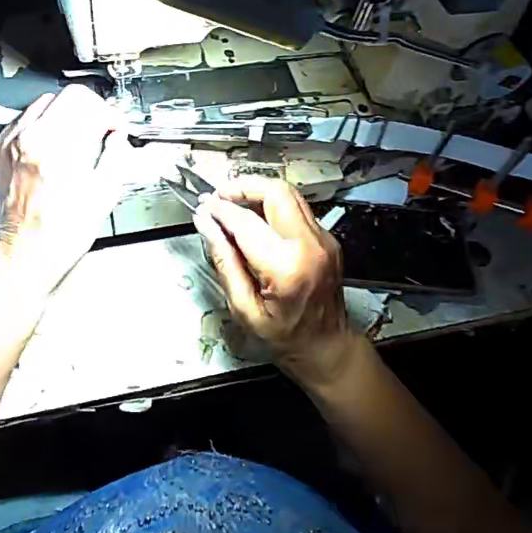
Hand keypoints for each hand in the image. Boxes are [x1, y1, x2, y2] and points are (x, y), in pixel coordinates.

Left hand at [0, 85, 132, 295]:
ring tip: (74, 140)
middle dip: (85, 111)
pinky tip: (50, 149)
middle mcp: (25, 139)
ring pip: (39, 106)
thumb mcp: (103, 194)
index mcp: (54, 146)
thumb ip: (115, 157)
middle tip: (98, 129)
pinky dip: (38, 129)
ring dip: (62, 117)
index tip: (113, 125)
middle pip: (61, 98)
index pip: (81, 100)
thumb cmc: (58, 235)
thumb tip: (118, 139)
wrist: (23, 254)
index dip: (105, 111)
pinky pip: (20, 124)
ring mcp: (6, 144)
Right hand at [192, 176, 363, 389]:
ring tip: (232, 204)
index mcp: (288, 268)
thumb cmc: (287, 337)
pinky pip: (296, 209)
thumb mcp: (244, 308)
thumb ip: (224, 262)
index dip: (220, 210)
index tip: (204, 207)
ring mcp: (323, 239)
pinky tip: (254, 220)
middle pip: (275, 192)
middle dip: (243, 187)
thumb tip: (207, 226)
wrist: (327, 346)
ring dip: (258, 192)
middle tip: (218, 196)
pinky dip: (271, 206)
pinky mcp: (326, 237)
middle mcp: (310, 245)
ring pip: (288, 194)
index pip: (247, 222)